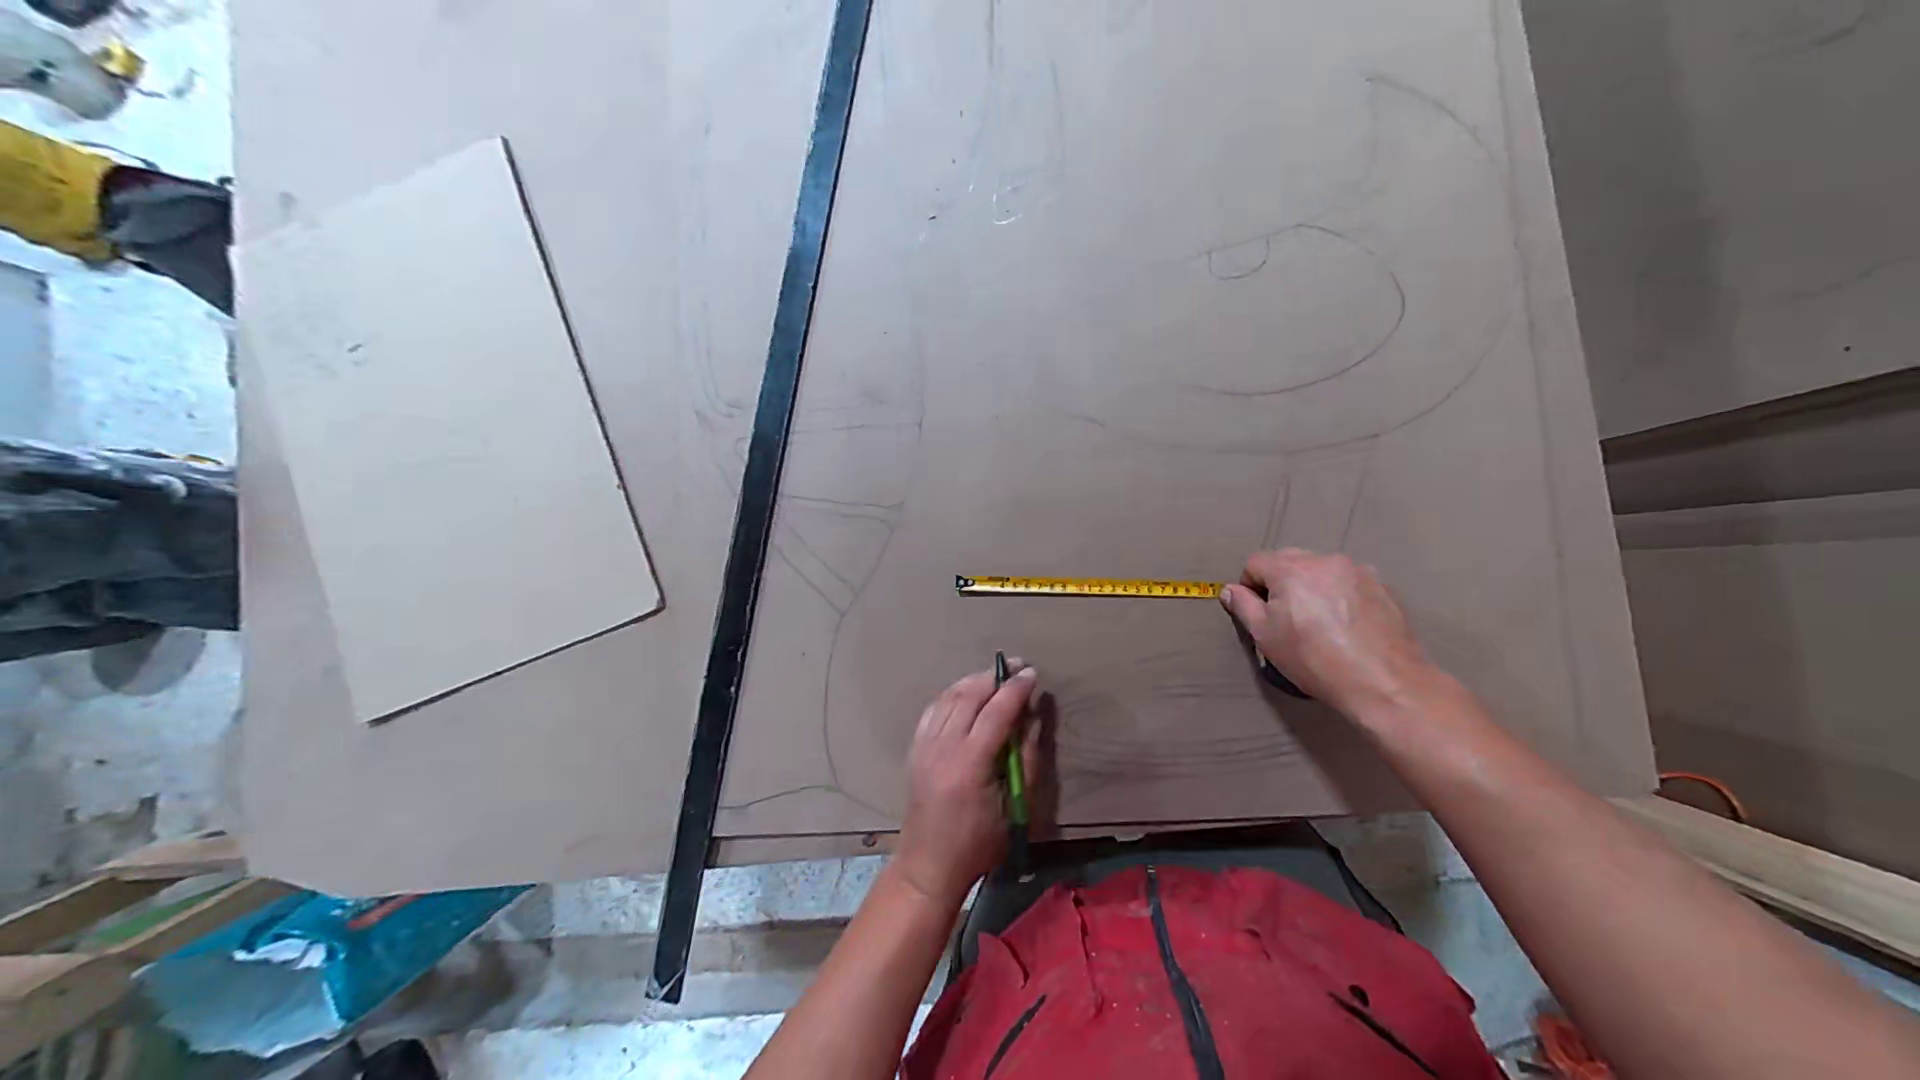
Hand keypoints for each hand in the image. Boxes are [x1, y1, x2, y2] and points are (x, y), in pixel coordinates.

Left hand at [892, 664, 1039, 904]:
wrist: (929, 865)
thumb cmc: (979, 844)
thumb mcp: (1014, 808)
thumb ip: (1025, 760)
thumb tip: (1033, 720)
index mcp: (970, 763)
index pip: (996, 711)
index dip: (1016, 689)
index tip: (1032, 674)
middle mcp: (943, 747)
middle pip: (969, 696)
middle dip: (995, 677)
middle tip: (1018, 668)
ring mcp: (924, 746)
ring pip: (948, 697)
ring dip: (973, 681)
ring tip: (996, 676)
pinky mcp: (915, 750)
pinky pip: (934, 710)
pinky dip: (952, 695)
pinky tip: (966, 693)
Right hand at [1218, 549, 1439, 718]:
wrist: (1383, 682)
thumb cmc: (1314, 659)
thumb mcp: (1265, 636)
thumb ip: (1243, 606)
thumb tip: (1230, 590)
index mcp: (1291, 569)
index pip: (1255, 562)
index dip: (1249, 586)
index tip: (1258, 612)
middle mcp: (1325, 561)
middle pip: (1289, 560)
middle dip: (1280, 582)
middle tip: (1286, 617)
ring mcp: (1358, 571)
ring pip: (1321, 570)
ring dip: (1312, 587)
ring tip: (1320, 622)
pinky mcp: (1383, 587)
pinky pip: (1348, 582)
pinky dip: (1340, 595)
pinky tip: (1346, 625)